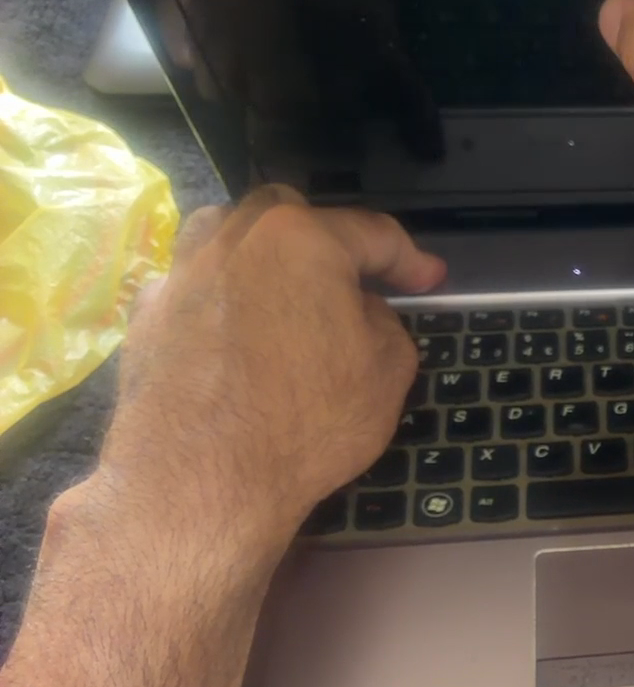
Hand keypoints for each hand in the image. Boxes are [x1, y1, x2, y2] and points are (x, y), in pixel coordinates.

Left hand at [97, 186, 443, 545]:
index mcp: (301, 242)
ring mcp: (180, 272)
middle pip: (291, 214)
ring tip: (306, 298)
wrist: (206, 472)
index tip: (431, 280)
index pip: (371, 231)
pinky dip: (241, 293)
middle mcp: (231, 239)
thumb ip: (383, 320)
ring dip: (277, 256)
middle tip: (367, 282)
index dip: (412, 258)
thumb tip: (360, 310)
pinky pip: (207, 282)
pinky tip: (261, 334)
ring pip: (234, 236)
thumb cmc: (314, 417)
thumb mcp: (391, 367)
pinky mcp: (150, 311)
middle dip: (336, 240)